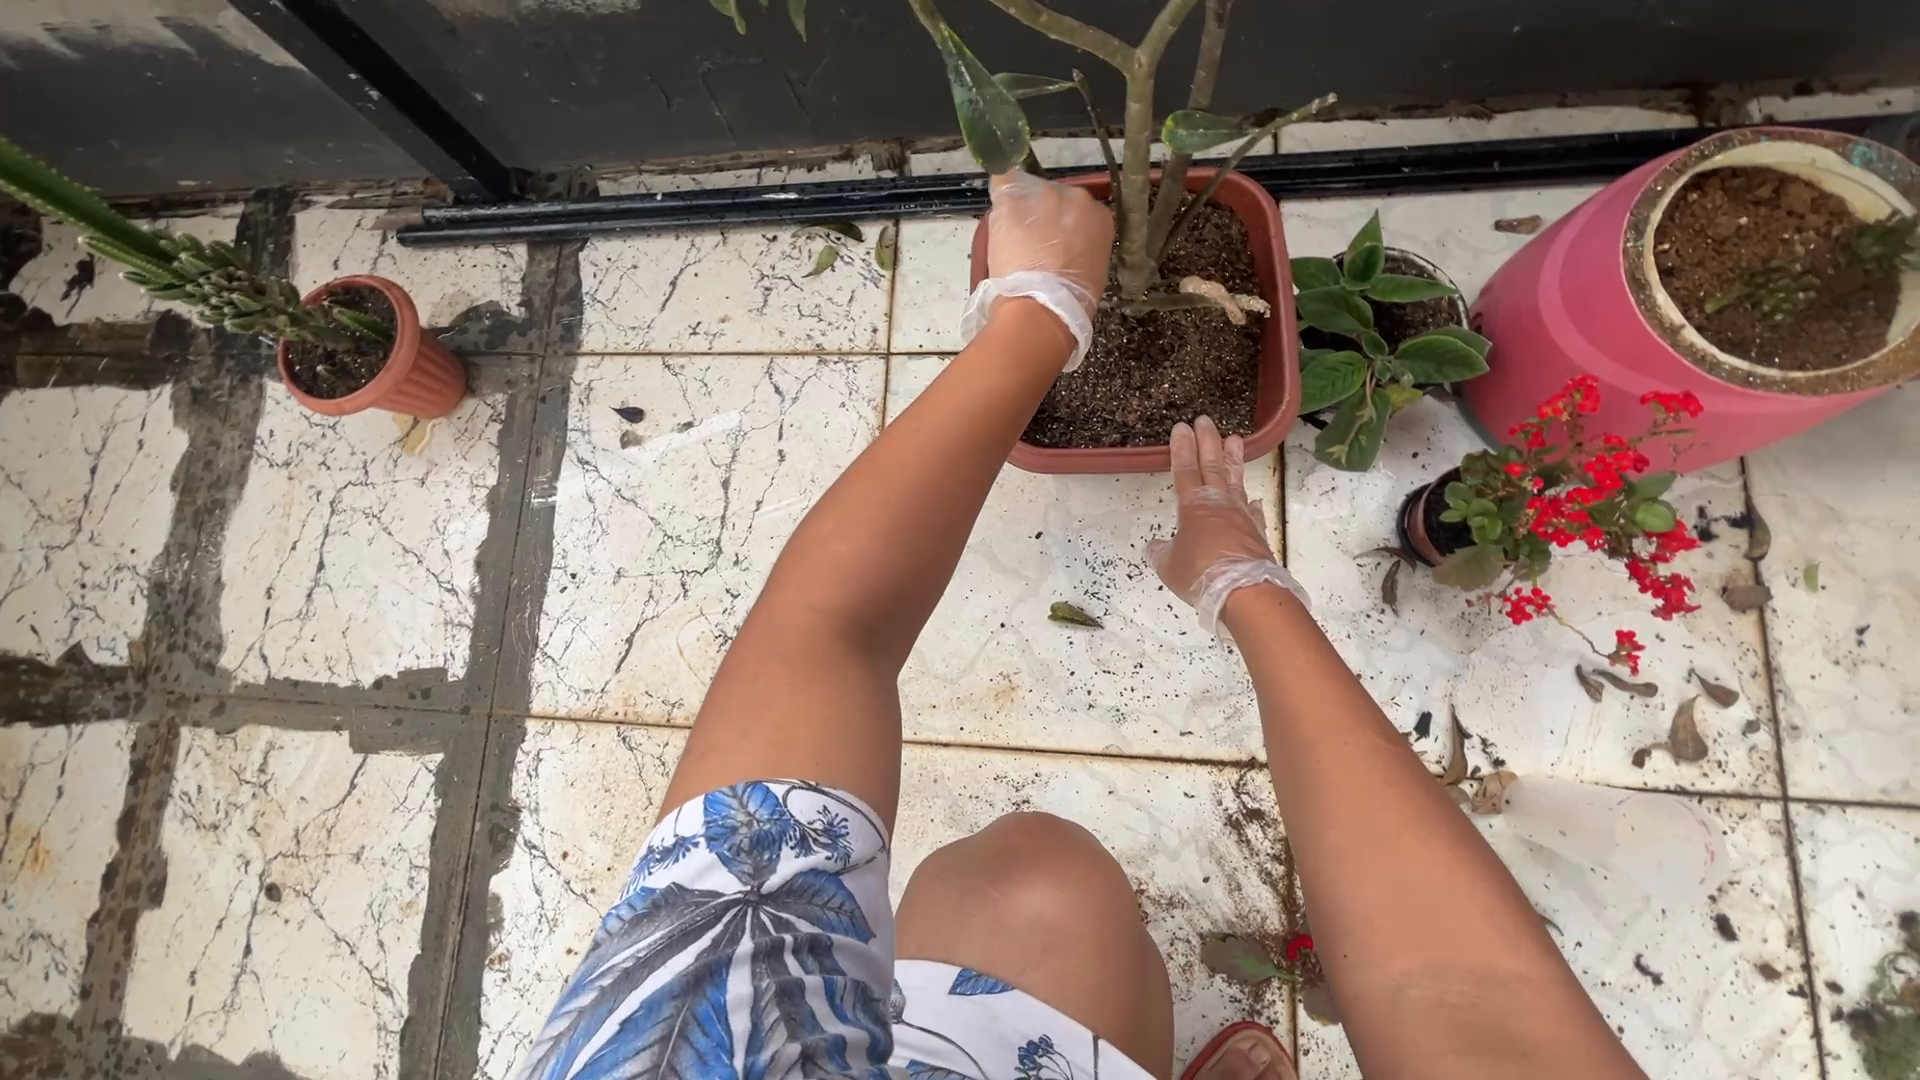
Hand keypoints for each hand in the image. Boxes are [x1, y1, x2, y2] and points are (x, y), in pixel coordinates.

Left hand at [986, 171, 1112, 314]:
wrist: (1042, 305)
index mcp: (1099, 217)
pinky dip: (1001, 190)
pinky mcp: (1013, 200)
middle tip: (1033, 244)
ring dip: (1022, 211)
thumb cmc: (1071, 301)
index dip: (1065, 227)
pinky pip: (1004, 183)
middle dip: (1044, 217)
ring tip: (1013, 238)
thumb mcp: (1093, 271)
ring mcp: (1043, 195)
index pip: (1080, 212)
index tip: (1057, 244)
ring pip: (1030, 193)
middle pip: (1055, 198)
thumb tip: (1069, 247)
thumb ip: (1083, 248)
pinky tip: (998, 207)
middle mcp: (1076, 198)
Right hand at [1148, 417, 1309, 633]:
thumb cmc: (1200, 574)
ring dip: (1233, 459)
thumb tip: (1156, 545)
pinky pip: (1253, 512)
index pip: (1184, 471)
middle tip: (1205, 420)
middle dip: (1207, 442)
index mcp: (1193, 508)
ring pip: (1235, 481)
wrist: (1245, 592)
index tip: (1181, 427)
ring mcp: (1241, 517)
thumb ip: (1161, 552)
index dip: (1181, 448)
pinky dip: (1251, 504)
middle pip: (1212, 466)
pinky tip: (1253, 498)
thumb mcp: (1168, 566)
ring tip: (1235, 439)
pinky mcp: (1256, 533)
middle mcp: (1219, 505)